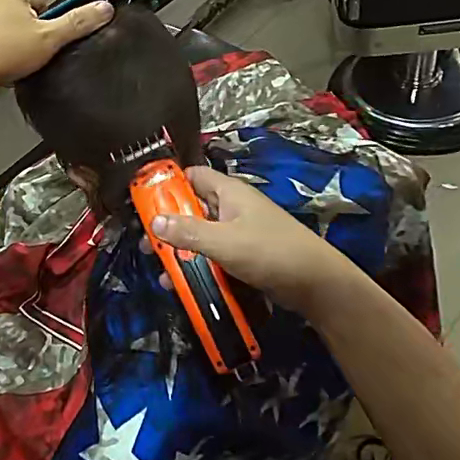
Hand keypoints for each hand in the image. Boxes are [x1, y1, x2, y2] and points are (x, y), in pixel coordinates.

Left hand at [0, 0, 112, 104]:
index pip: (40, 0)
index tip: (49, 38)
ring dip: (0, 40)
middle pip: (14, 12)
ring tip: (7, 64)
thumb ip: (79, 23)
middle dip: (23, 30)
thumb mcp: (50, 39)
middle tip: (29, 54)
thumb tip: (104, 8)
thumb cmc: (0, 53)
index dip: (48, 20)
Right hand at [148, 166, 366, 318]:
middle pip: (193, 207)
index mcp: (230, 192)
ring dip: (183, 250)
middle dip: (169, 224)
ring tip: (163, 270)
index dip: (168, 184)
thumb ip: (188, 233)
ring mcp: (241, 231)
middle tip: (148, 245)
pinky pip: (215, 254)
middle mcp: (233, 207)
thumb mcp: (224, 242)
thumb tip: (153, 221)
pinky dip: (199, 265)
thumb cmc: (270, 252)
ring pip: (203, 234)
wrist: (315, 282)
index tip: (143, 202)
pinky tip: (185, 283)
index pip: (192, 176)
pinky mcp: (246, 254)